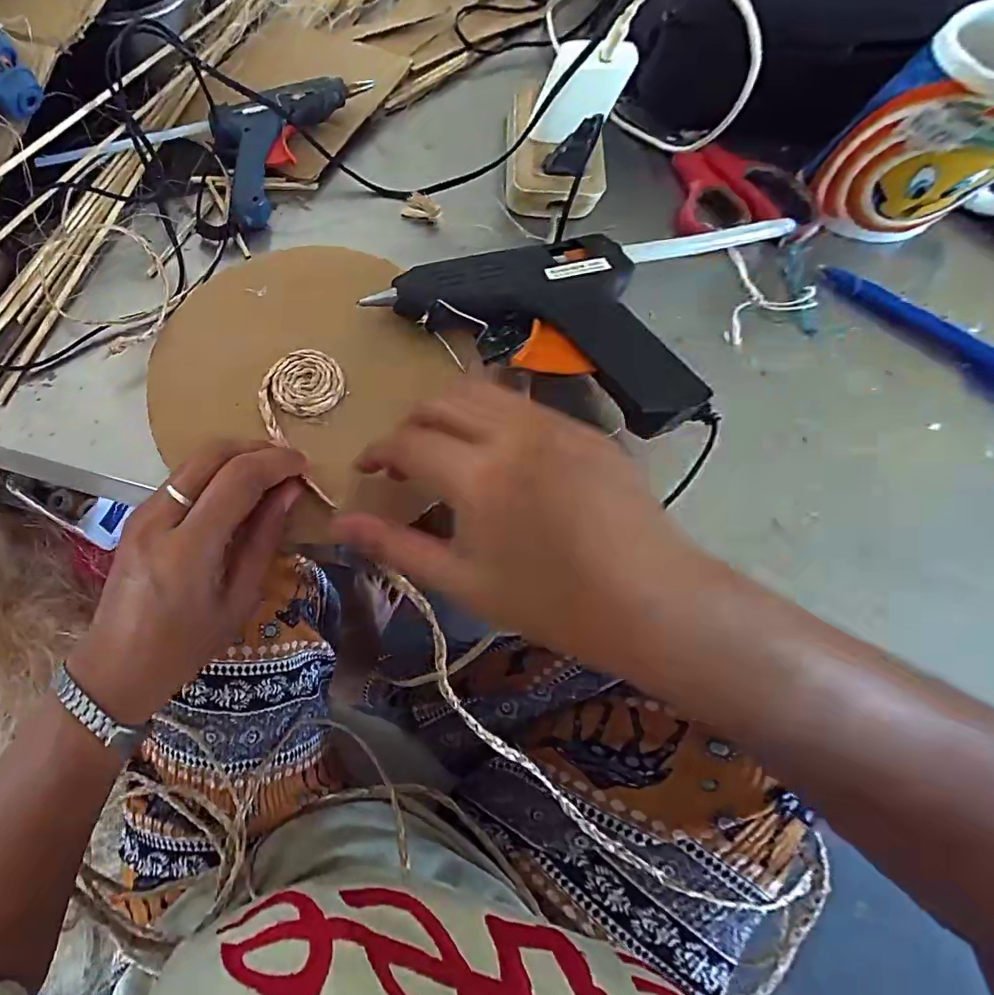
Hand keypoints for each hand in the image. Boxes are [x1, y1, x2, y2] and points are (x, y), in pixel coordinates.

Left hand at [68, 442, 305, 724]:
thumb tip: (288, 493)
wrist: (117, 666)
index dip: (276, 462)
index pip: (238, 478)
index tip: (303, 465)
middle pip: (210, 454)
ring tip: (266, 476)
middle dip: (254, 448)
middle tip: (287, 463)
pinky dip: (210, 475)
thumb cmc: (184, 648)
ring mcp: (141, 514)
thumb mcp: (237, 602)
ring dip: (231, 458)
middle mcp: (159, 518)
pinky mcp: (134, 517)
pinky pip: (178, 481)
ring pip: (192, 462)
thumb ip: (263, 541)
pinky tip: (232, 493)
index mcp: (188, 548)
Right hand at [329, 379, 715, 665]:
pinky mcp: (586, 430)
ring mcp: (556, 426)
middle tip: (403, 463)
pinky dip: (490, 415)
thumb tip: (337, 527)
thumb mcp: (459, 581)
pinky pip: (522, 403)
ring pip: (482, 390)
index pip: (406, 441)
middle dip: (408, 425)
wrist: (655, 605)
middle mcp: (514, 434)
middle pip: (439, 401)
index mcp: (479, 476)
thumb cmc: (549, 603)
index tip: (367, 471)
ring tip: (444, 450)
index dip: (376, 452)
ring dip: (448, 412)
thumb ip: (393, 546)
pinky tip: (497, 456)